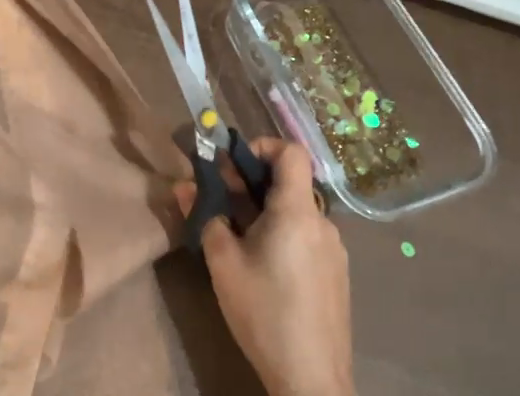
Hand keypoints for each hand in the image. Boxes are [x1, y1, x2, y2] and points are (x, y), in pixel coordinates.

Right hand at [175, 139, 354, 395]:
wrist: (311, 378)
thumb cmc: (263, 311)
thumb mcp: (222, 262)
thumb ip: (204, 215)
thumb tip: (184, 185)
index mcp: (298, 212)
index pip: (292, 152)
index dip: (261, 146)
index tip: (231, 163)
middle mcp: (323, 224)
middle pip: (289, 183)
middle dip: (250, 183)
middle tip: (217, 198)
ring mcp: (333, 251)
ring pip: (295, 212)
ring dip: (264, 211)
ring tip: (233, 234)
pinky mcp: (335, 275)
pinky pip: (305, 237)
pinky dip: (280, 234)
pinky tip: (260, 264)